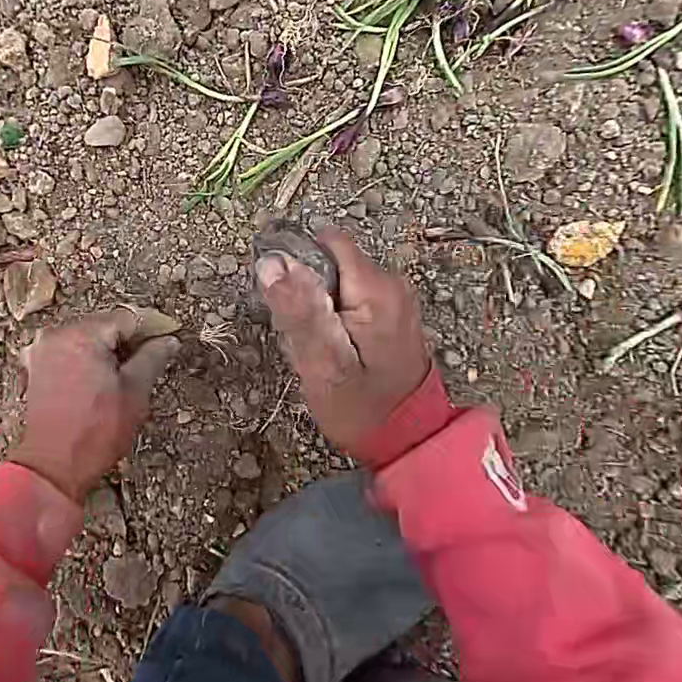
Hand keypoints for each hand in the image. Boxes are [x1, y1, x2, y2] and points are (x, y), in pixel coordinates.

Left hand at [7, 309, 179, 502]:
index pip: (128, 318)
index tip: (172, 338)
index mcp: (80, 335)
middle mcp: (56, 337)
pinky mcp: (38, 372)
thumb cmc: (95, 431)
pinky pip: (73, 354)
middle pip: (107, 326)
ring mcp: (43, 354)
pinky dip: (93, 360)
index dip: (154, 328)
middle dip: (133, 340)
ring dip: (113, 351)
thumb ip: (154, 356)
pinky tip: (109, 379)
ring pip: (90, 340)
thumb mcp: (135, 389)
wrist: (53, 468)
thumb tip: (168, 341)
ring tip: (134, 372)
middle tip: (157, 356)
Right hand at [255, 228, 429, 453]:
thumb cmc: (364, 408)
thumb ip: (299, 311)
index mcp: (375, 289)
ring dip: (322, 309)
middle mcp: (392, 284)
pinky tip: (339, 349)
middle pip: (332, 263)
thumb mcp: (323, 364)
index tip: (289, 302)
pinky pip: (352, 299)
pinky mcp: (393, 311)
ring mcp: (396, 297)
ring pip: (339, 282)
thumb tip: (273, 264)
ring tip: (324, 348)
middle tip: (309, 338)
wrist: (409, 439)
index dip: (299, 265)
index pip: (326, 243)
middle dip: (310, 293)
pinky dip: (338, 319)